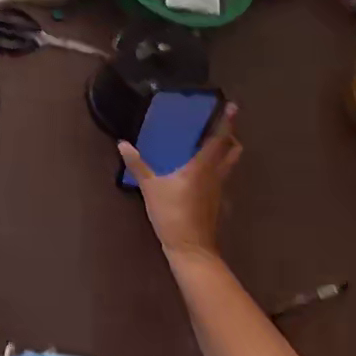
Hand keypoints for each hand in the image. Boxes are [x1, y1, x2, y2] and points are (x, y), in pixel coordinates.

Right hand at [118, 103, 241, 261]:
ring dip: (227, 151)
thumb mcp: (150, 188)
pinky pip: (222, 177)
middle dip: (231, 136)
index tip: (232, 106)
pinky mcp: (216, 201)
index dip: (226, 122)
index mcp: (202, 167)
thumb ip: (138, 165)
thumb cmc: (172, 214)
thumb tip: (123, 144)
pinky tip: (204, 172)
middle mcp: (215, 175)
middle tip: (225, 124)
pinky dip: (218, 168)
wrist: (191, 248)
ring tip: (216, 143)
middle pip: (232, 151)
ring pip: (230, 164)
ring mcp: (219, 189)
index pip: (219, 139)